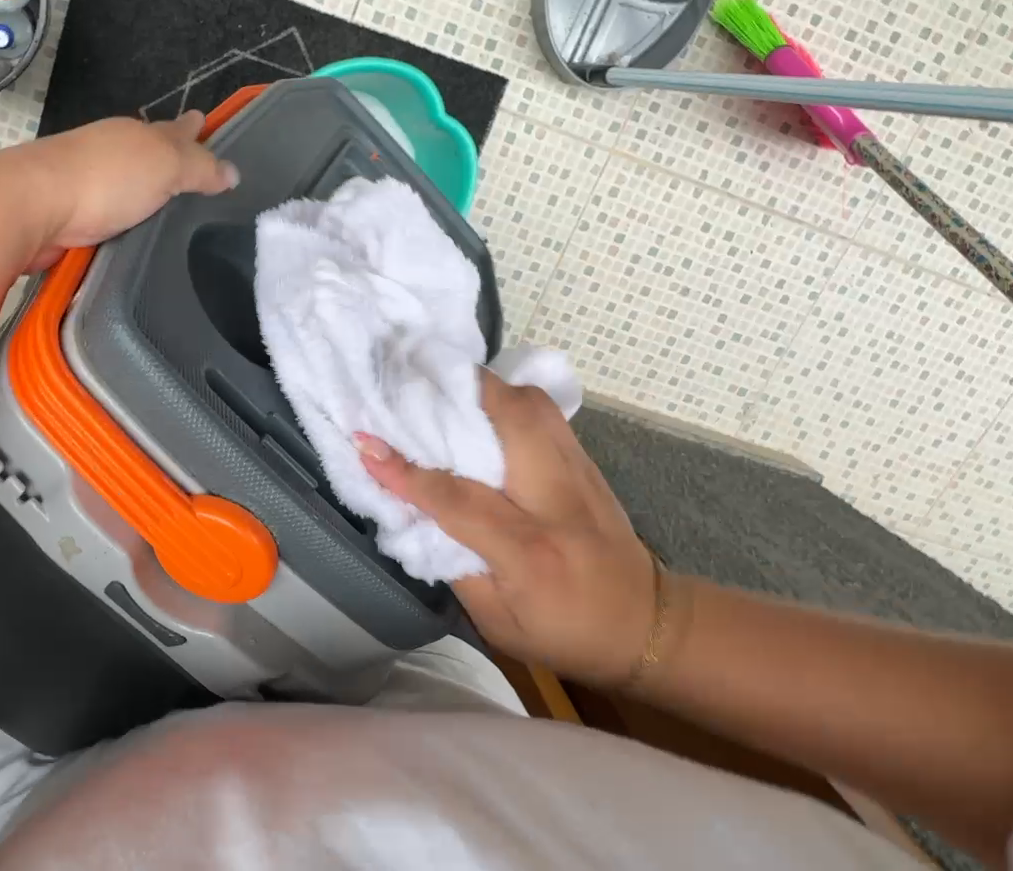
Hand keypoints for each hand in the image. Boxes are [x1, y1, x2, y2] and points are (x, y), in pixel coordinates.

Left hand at [5, 112, 237, 268]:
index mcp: (137, 136)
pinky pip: (109, 215)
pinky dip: (122, 219)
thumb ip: (200, 168)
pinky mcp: (70, 215)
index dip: (191, 127)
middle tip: (192, 173)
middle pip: (148, 153)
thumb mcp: (166, 165)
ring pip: (126, 185)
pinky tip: (133, 234)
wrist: (31, 206)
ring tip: (168, 209)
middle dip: (168, 157)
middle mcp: (112, 153)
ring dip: (143, 192)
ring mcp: (88, 183)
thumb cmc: (105, 179)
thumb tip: (232, 172)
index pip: (174, 129)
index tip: (203, 122)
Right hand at [357, 372, 658, 686]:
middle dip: (458, 391)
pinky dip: (506, 398)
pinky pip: (543, 412)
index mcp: (529, 551)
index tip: (364, 443)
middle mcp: (556, 499)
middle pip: (512, 420)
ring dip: (483, 387)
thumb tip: (416, 511)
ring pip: (532, 404)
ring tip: (441, 385)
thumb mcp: (498, 621)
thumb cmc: (565, 632)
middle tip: (410, 380)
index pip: (458, 499)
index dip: (406, 471)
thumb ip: (454, 564)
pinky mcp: (587, 462)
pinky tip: (480, 403)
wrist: (648, 624)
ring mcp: (578, 472)